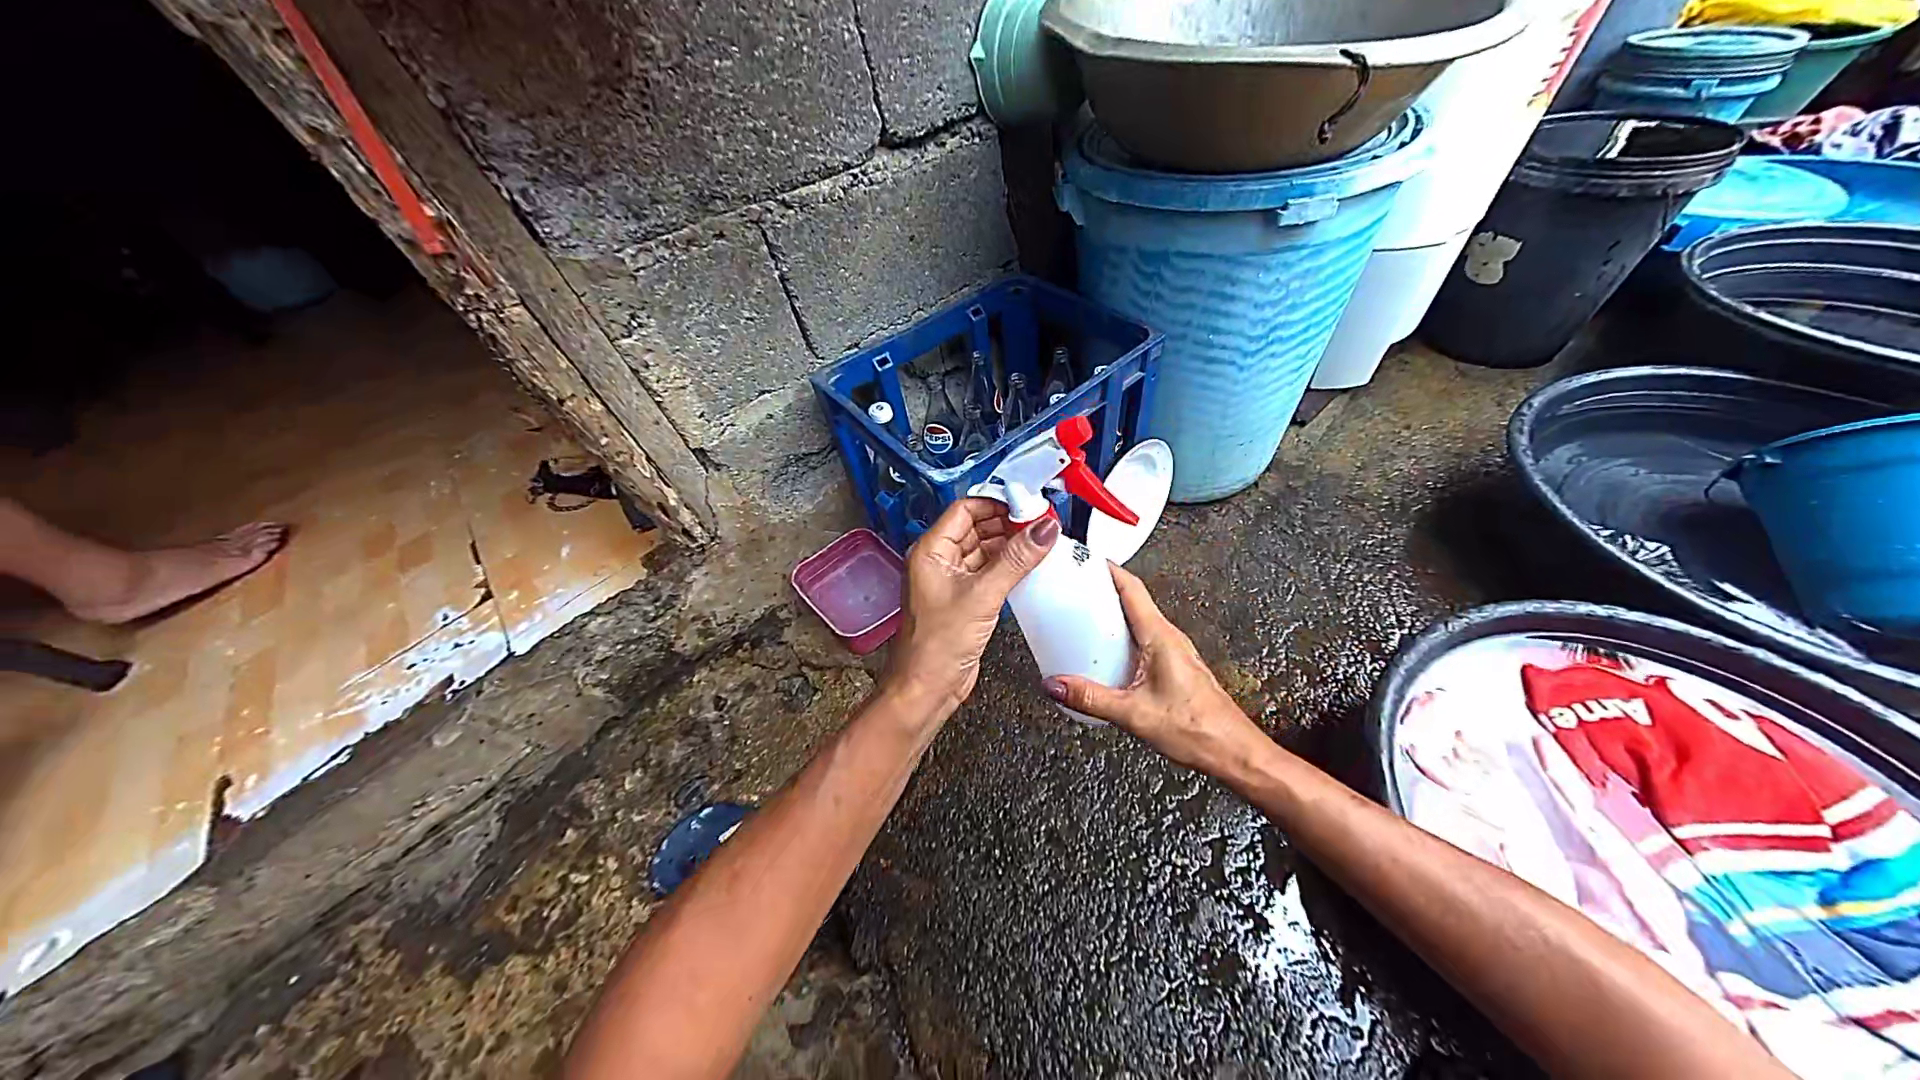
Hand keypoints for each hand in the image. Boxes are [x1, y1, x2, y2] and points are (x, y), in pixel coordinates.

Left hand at [886, 498, 1057, 712]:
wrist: (927, 688)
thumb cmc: (933, 648)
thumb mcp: (982, 595)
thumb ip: (1016, 560)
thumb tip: (1041, 530)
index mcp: (930, 551)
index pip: (965, 509)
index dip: (997, 504)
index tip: (1027, 506)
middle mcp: (938, 562)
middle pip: (977, 527)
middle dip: (1008, 523)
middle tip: (1040, 525)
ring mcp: (951, 581)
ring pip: (984, 549)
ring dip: (1010, 545)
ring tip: (1039, 543)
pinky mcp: (964, 599)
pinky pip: (988, 571)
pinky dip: (1008, 566)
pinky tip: (1028, 567)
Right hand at [1043, 564, 1266, 776]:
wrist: (1233, 752)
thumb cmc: (1200, 730)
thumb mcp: (1133, 714)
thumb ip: (1090, 698)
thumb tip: (1057, 684)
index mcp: (1161, 637)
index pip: (1132, 589)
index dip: (1108, 570)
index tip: (1088, 560)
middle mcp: (1170, 639)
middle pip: (1133, 601)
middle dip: (1104, 590)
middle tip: (1077, 588)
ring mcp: (1173, 652)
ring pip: (1138, 622)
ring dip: (1113, 616)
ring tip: (1085, 620)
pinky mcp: (1173, 668)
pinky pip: (1143, 642)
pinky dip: (1122, 639)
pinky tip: (1107, 658)